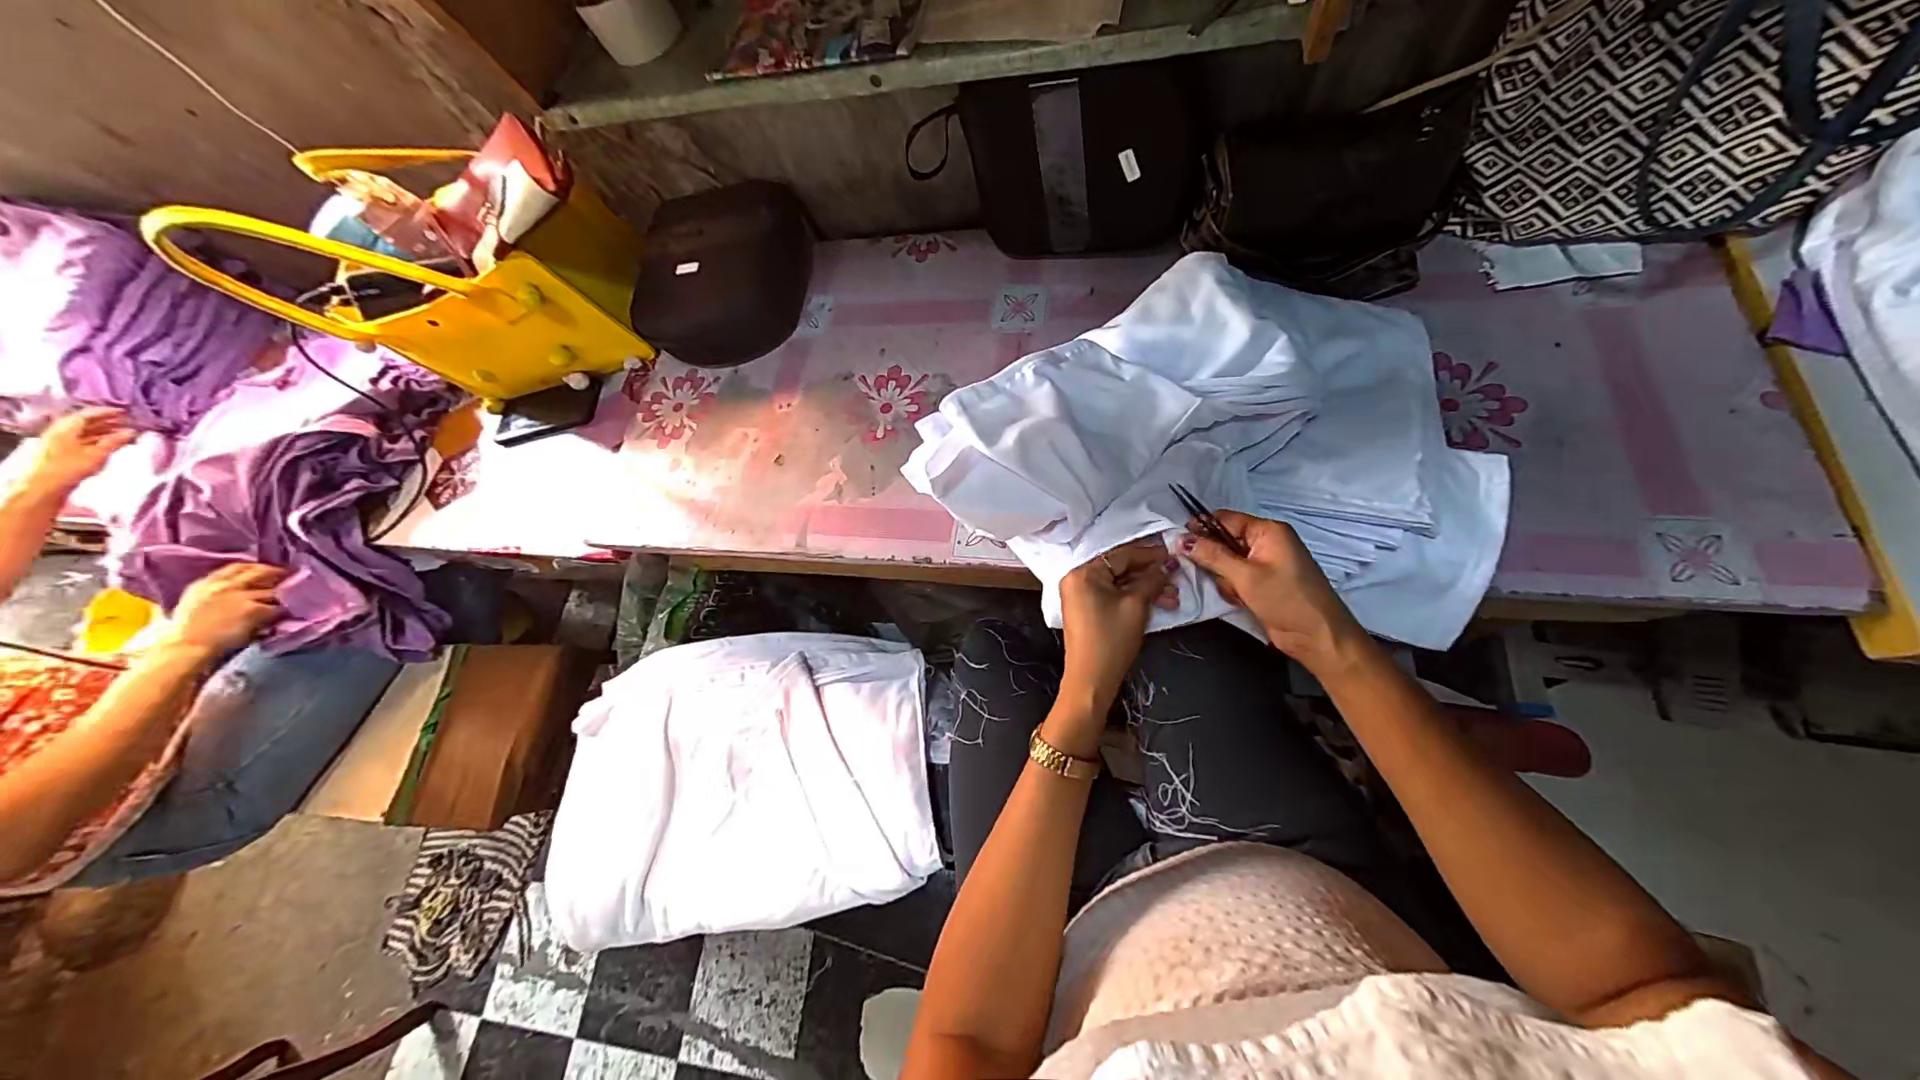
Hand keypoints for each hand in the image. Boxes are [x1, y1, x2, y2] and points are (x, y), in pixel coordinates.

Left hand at [26, 407, 135, 494]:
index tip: (125, 412)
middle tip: (128, 423)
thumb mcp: (97, 454)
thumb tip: (132, 432)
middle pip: (85, 422)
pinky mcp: (62, 451)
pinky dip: (99, 439)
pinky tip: (111, 443)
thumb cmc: (71, 467)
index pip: (87, 415)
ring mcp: (60, 441)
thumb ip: (115, 441)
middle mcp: (61, 432)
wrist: (45, 484)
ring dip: (105, 431)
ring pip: (85, 431)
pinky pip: (83, 439)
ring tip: (124, 434)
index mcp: (66, 429)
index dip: (106, 412)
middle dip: (107, 421)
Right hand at [166, 563, 286, 652]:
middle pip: (262, 572)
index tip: (271, 573)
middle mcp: (224, 586)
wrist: (187, 648)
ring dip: (281, 599)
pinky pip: (278, 608)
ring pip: (274, 591)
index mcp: (205, 584)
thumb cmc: (187, 634)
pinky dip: (282, 613)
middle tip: (291, 583)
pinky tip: (281, 618)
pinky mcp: (254, 610)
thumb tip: (242, 589)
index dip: (259, 568)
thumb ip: (216, 593)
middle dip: (279, 576)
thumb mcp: (195, 603)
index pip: (239, 567)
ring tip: (285, 605)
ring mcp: (240, 596)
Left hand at [1059, 537, 1177, 709]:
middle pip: (1120, 568)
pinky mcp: (1087, 609)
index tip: (1172, 554)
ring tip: (1172, 597)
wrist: (1092, 679)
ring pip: (1119, 583)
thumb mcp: (1136, 605)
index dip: (1149, 554)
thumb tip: (1166, 564)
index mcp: (1083, 572)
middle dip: (1150, 575)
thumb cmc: (1111, 639)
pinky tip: (1158, 603)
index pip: (1121, 555)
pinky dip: (1134, 598)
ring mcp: (1080, 595)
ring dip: (1146, 588)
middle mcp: (1077, 579)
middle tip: (1176, 578)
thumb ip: (1152, 579)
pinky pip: (1113, 595)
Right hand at [1179, 511, 1372, 675]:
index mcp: (1268, 531)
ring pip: (1226, 563)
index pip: (1225, 519)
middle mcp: (1266, 543)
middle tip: (1215, 576)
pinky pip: (1235, 578)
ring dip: (1224, 579)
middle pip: (1224, 541)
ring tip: (1237, 594)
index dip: (1201, 528)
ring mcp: (1265, 564)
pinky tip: (1240, 601)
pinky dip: (1232, 589)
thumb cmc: (1286, 600)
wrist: (1318, 637)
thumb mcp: (1246, 576)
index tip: (1179, 543)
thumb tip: (1181, 539)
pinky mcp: (1262, 583)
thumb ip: (1212, 556)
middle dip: (1215, 560)